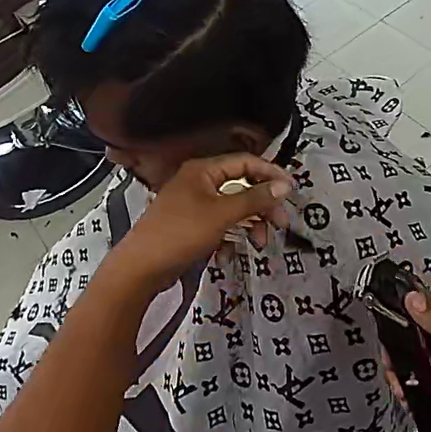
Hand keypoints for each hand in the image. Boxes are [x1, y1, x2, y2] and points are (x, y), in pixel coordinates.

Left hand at [99, 153, 292, 293]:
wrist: (139, 269)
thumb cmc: (180, 233)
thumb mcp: (222, 214)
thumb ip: (255, 199)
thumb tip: (284, 186)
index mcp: (203, 170)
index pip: (246, 162)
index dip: (271, 174)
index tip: (291, 191)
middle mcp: (198, 182)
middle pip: (242, 186)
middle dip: (262, 206)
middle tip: (280, 223)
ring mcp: (193, 205)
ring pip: (233, 209)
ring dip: (249, 224)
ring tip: (259, 243)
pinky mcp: (190, 226)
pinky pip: (219, 225)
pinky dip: (229, 238)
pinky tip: (227, 254)